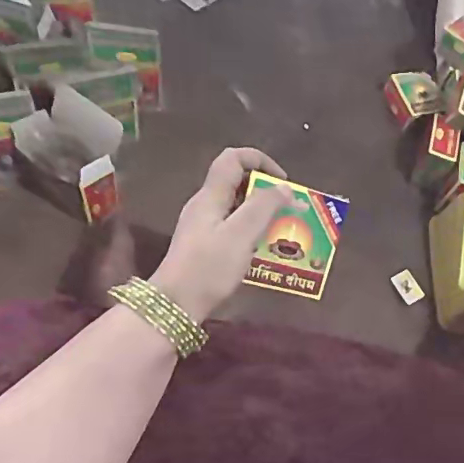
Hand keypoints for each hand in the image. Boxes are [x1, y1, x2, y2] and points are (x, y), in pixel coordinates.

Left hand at [149, 148, 290, 319]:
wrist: (176, 304)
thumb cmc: (209, 267)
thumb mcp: (241, 234)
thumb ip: (264, 207)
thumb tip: (284, 188)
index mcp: (210, 196)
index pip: (233, 158)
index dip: (260, 160)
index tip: (283, 182)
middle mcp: (204, 206)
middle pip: (236, 182)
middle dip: (264, 190)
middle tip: (287, 211)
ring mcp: (202, 227)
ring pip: (235, 207)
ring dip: (260, 213)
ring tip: (280, 231)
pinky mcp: (203, 247)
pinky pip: (231, 228)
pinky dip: (250, 231)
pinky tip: (261, 249)